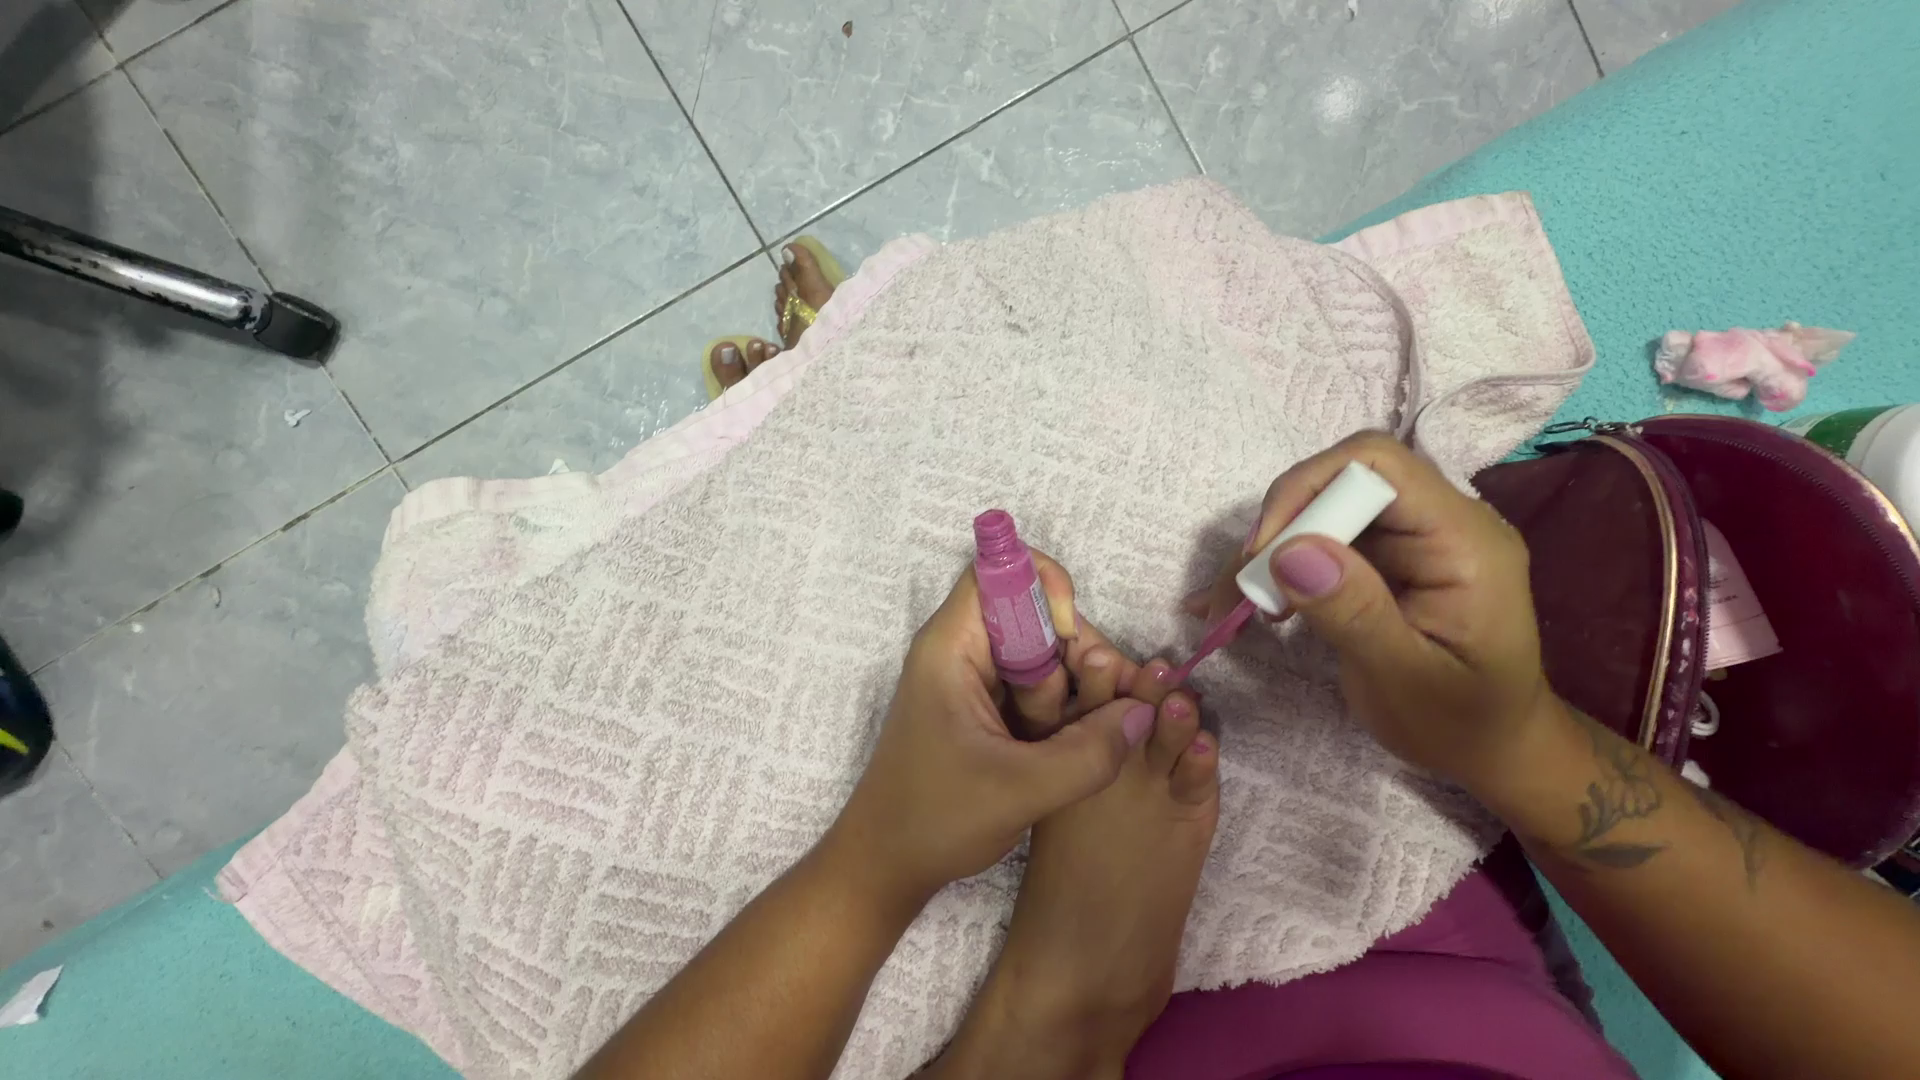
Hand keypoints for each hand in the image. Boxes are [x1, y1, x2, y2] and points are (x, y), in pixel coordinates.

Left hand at [833, 555, 1174, 901]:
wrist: (888, 864)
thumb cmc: (936, 818)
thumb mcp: (1021, 789)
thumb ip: (1089, 753)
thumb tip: (1143, 713)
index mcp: (951, 648)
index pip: (997, 572)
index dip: (1043, 585)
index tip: (1073, 635)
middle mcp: (962, 652)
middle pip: (1033, 616)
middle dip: (1070, 658)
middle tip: (1094, 711)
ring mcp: (974, 681)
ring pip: (1041, 657)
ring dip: (1064, 698)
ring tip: (1056, 750)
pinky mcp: (985, 710)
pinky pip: (1034, 691)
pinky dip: (1056, 717)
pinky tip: (1059, 755)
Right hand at [1196, 431, 1551, 792]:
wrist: (1491, 749)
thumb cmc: (1460, 722)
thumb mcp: (1405, 678)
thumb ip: (1354, 613)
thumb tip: (1288, 552)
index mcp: (1462, 540)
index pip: (1378, 464)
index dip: (1308, 490)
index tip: (1263, 553)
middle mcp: (1437, 523)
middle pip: (1339, 482)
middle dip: (1280, 529)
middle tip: (1245, 593)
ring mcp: (1408, 539)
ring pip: (1318, 512)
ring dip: (1269, 554)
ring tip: (1235, 608)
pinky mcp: (1382, 560)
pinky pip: (1319, 542)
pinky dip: (1276, 570)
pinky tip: (1247, 605)